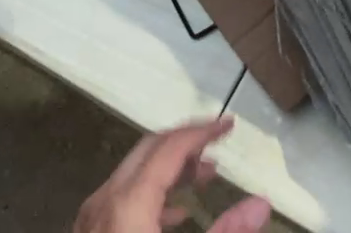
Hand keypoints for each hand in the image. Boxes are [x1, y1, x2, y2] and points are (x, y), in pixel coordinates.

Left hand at [72, 117, 271, 232]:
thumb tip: (261, 204)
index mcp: (128, 203)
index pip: (170, 147)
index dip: (203, 132)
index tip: (230, 126)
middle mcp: (104, 203)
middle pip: (149, 152)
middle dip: (187, 145)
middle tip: (220, 146)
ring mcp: (90, 223)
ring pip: (134, 175)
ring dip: (171, 170)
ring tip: (206, 177)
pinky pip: (122, 200)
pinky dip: (153, 194)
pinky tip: (175, 215)